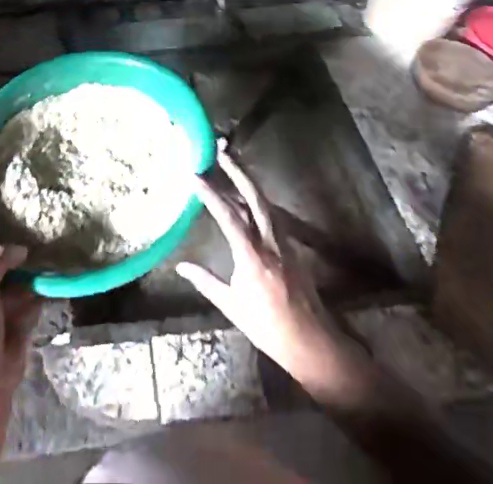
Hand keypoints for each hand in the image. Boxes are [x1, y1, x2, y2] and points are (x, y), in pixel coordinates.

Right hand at [178, 152, 492, 483]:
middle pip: (255, 197)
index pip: (229, 216)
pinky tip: (245, 196)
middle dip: (237, 170)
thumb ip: (206, 281)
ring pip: (265, 203)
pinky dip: (255, 200)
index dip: (210, 193)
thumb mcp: (232, 306)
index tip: (194, 175)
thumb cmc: (268, 329)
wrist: (312, 343)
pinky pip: (272, 215)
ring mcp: (285, 243)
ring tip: (230, 163)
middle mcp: (271, 244)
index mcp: (253, 258)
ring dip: (247, 180)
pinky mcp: (292, 247)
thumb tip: (180, 266)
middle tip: (221, 148)